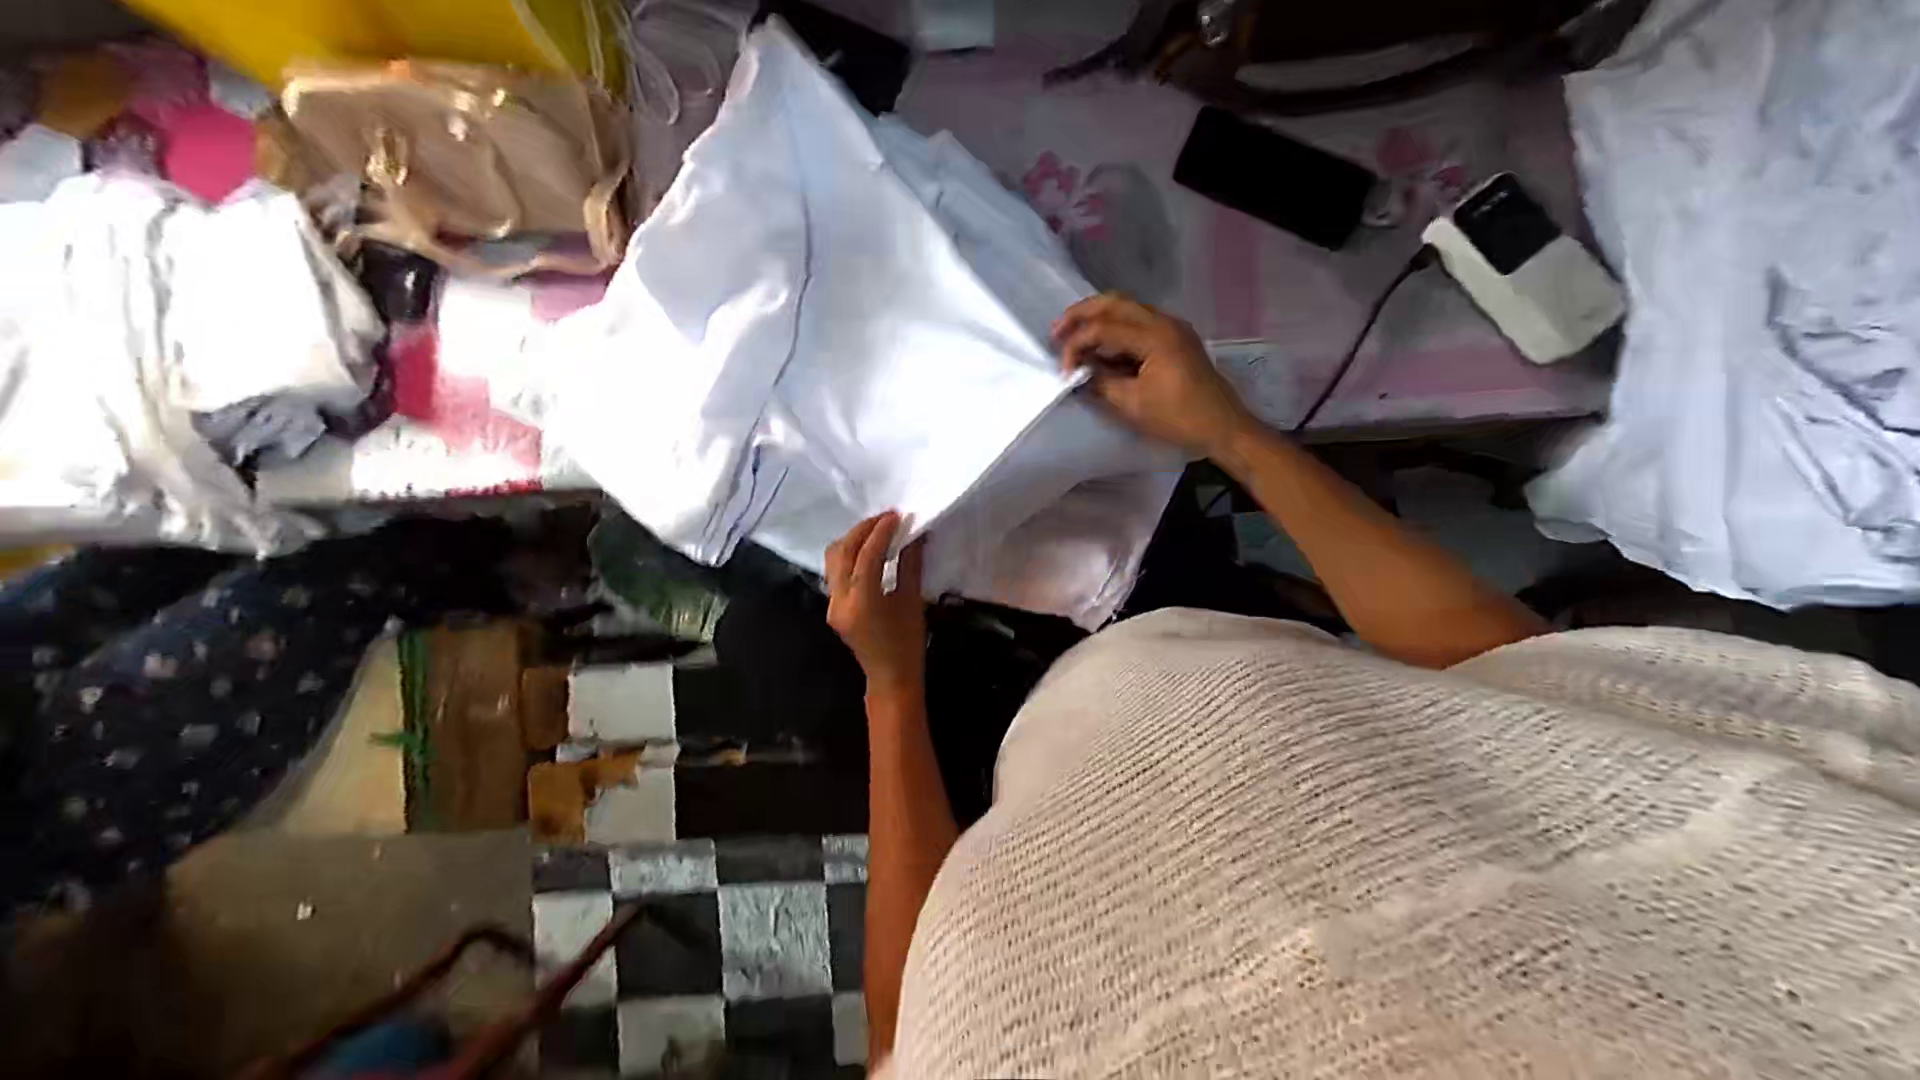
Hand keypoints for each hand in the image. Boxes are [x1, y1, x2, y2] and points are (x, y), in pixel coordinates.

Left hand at [825, 511, 926, 693]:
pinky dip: (850, 555)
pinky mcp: (833, 607)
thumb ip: (910, 565)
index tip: (896, 515)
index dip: (881, 531)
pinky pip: (836, 572)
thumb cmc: (907, 643)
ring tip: (877, 530)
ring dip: (853, 540)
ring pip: (834, 559)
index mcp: (862, 601)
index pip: (867, 555)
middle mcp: (839, 600)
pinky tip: (869, 550)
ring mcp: (832, 604)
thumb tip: (914, 535)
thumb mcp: (912, 602)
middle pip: (843, 551)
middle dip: (863, 530)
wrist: (890, 677)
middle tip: (886, 518)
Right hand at [1052, 293, 1255, 457]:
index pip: (1103, 327)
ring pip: (1127, 310)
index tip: (1064, 370)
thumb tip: (1078, 373)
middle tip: (1057, 331)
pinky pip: (1139, 325)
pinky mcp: (1175, 340)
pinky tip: (1101, 350)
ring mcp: (1173, 329)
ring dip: (1098, 320)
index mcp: (1155, 336)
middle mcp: (1165, 322)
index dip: (1077, 345)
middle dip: (1082, 314)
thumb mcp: (1132, 405)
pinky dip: (1115, 331)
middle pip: (1115, 303)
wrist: (1223, 427)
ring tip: (1074, 338)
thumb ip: (1100, 383)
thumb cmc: (1178, 418)